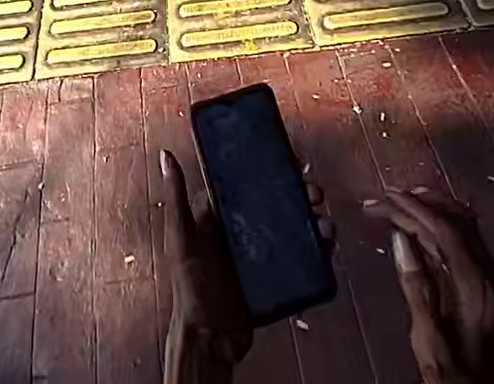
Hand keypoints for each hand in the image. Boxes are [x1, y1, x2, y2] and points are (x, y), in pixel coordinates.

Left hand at [158, 149, 332, 382]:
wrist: (211, 338)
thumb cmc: (190, 284)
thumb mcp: (180, 236)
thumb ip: (175, 197)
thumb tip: (166, 154)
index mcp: (222, 211)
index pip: (248, 180)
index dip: (270, 168)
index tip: (291, 160)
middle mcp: (243, 226)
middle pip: (277, 200)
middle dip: (299, 192)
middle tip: (314, 192)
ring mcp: (262, 250)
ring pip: (293, 225)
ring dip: (312, 219)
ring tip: (325, 224)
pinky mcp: (277, 274)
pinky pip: (301, 255)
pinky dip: (317, 247)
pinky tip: (327, 245)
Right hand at [367, 188, 493, 383]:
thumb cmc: (454, 372)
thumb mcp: (428, 338)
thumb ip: (415, 287)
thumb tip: (399, 238)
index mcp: (476, 288)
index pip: (445, 231)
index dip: (414, 209)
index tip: (386, 198)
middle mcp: (491, 277)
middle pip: (457, 221)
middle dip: (420, 202)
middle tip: (388, 195)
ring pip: (464, 225)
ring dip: (432, 207)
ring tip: (403, 199)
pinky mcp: (490, 282)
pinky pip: (466, 237)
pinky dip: (441, 222)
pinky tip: (423, 223)